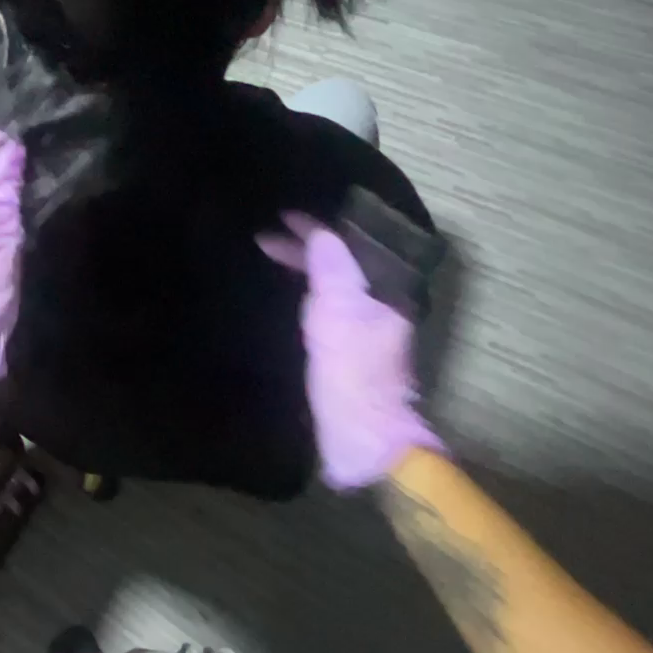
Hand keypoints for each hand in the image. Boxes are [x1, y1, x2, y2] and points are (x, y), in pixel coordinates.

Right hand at [258, 212, 442, 489]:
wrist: (362, 437)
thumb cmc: (351, 374)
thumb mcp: (338, 317)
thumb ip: (332, 273)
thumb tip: (323, 234)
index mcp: (386, 292)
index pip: (353, 245)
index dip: (318, 228)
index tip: (283, 216)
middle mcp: (381, 303)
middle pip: (345, 261)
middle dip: (309, 245)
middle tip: (266, 234)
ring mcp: (368, 325)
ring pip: (337, 280)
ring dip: (307, 264)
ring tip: (272, 254)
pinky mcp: (353, 345)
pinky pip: (330, 300)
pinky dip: (308, 287)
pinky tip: (288, 290)